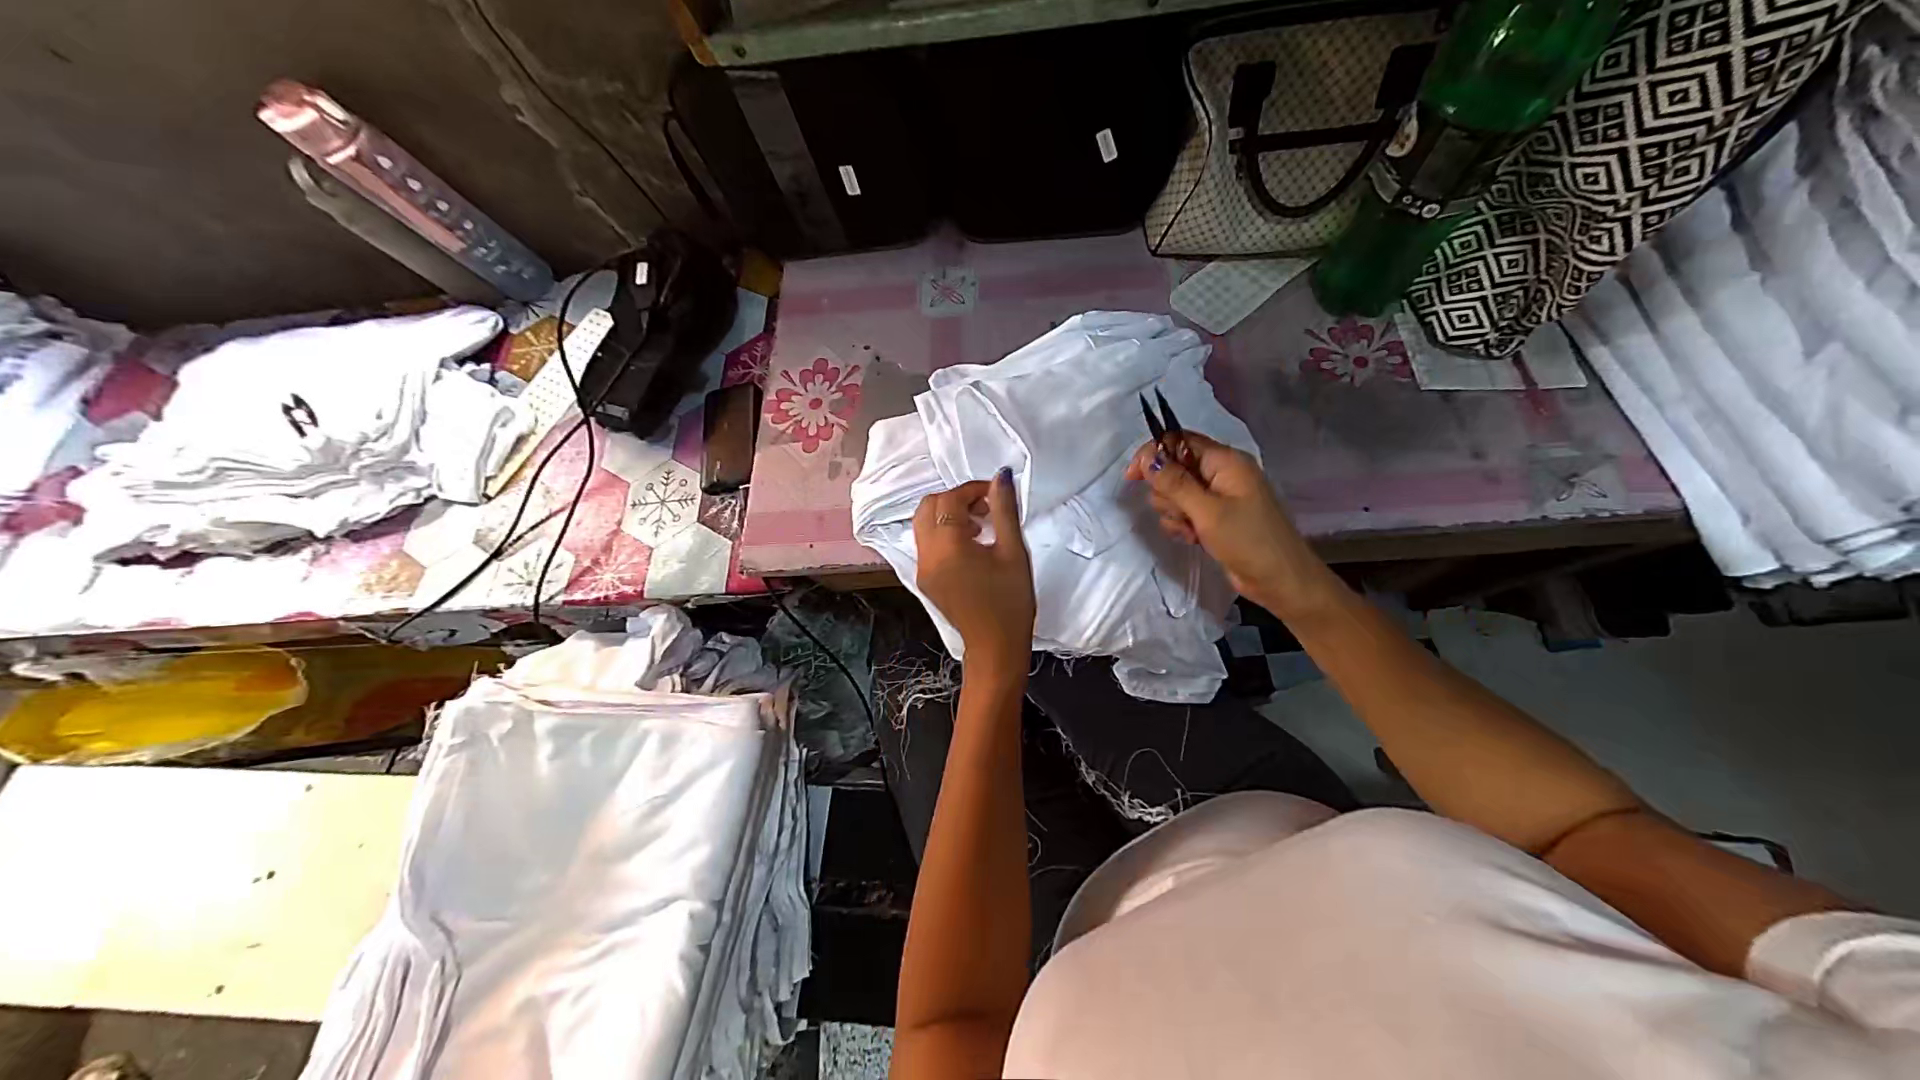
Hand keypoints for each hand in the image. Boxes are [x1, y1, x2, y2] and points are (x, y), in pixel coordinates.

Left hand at [913, 469, 1034, 671]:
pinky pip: (926, 544)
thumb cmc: (1011, 601)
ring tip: (981, 526)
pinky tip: (970, 545)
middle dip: (956, 499)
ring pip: (923, 524)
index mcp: (948, 546)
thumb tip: (1000, 477)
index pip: (950, 500)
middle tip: (986, 508)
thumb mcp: (1013, 551)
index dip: (973, 489)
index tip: (995, 494)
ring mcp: (922, 569)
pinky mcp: (924, 580)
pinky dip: (942, 533)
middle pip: (928, 506)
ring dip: (947, 515)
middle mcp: (927, 555)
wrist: (995, 646)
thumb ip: (1004, 510)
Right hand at [1125, 433, 1334, 617]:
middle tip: (1181, 512)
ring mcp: (1218, 497)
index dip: (1153, 455)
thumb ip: (1174, 483)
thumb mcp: (1207, 511)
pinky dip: (1182, 525)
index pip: (1179, 442)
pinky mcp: (1215, 518)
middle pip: (1174, 469)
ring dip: (1174, 513)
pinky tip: (1192, 539)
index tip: (1132, 478)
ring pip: (1175, 494)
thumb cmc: (1248, 540)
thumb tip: (1146, 458)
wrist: (1280, 580)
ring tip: (1191, 530)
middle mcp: (1220, 473)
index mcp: (1225, 461)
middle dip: (1167, 492)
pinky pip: (1185, 512)